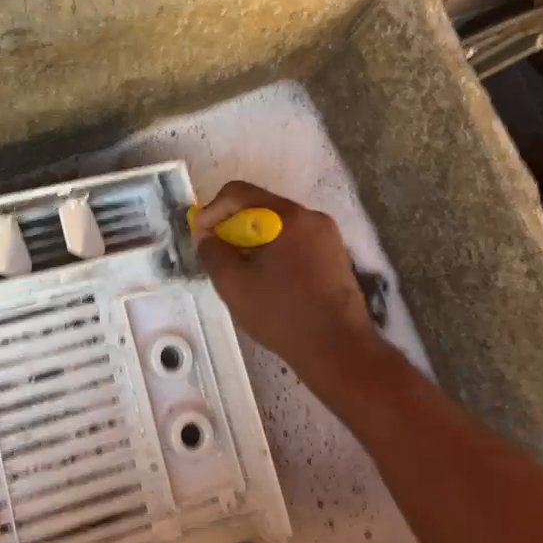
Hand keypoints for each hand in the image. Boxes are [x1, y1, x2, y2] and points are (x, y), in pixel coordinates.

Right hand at [193, 181, 387, 371]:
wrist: (339, 351)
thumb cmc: (283, 313)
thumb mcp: (233, 283)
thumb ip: (211, 251)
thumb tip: (205, 235)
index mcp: (288, 216)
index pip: (239, 192)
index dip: (212, 209)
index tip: (202, 235)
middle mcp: (312, 217)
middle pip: (260, 207)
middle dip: (233, 227)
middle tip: (220, 254)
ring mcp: (328, 237)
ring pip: (279, 226)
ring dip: (254, 241)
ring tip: (243, 270)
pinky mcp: (336, 257)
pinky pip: (296, 242)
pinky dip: (276, 251)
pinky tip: (270, 281)